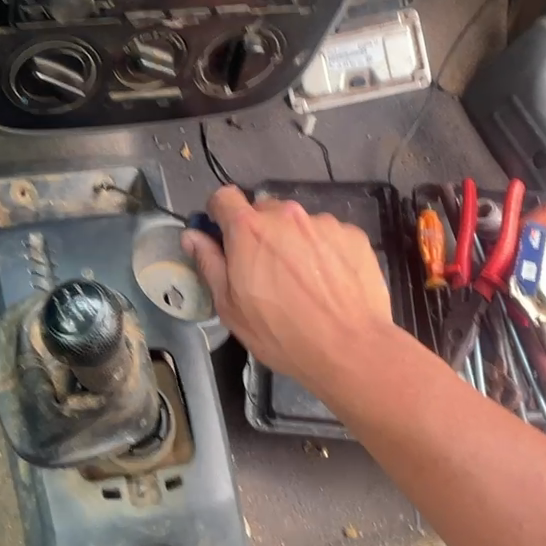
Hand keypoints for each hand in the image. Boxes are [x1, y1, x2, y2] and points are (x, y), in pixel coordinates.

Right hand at [182, 185, 410, 399]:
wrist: (351, 349)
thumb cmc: (281, 333)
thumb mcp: (230, 307)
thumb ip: (209, 263)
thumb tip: (193, 236)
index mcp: (248, 229)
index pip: (223, 197)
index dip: (219, 215)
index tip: (224, 237)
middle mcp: (285, 215)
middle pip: (262, 210)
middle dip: (258, 233)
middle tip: (264, 269)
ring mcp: (322, 223)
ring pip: (296, 224)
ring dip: (292, 241)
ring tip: (302, 281)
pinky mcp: (352, 235)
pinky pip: (326, 235)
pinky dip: (322, 251)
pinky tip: (328, 282)